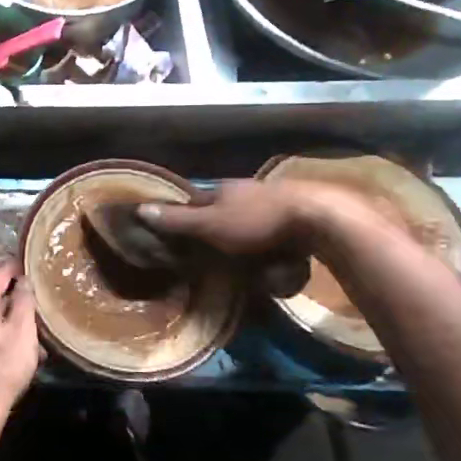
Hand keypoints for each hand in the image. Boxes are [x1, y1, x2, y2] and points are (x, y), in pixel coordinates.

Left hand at [0, 261, 41, 426]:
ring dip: (18, 323)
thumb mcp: (22, 331)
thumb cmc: (3, 366)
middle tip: (41, 299)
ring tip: (40, 335)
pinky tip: (26, 354)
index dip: (16, 267)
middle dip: (20, 298)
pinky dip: (8, 338)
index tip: (31, 260)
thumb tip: (24, 278)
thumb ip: (24, 301)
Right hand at [138, 179, 330, 296]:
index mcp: (224, 189)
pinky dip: (276, 250)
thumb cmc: (257, 220)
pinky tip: (279, 266)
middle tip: (217, 261)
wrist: (320, 220)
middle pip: (225, 215)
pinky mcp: (300, 217)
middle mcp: (248, 192)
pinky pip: (279, 236)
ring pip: (253, 226)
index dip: (186, 218)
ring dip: (250, 246)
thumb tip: (140, 209)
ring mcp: (275, 203)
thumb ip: (177, 221)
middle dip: (221, 236)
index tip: (179, 238)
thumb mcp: (210, 224)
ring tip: (251, 271)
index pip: (196, 202)